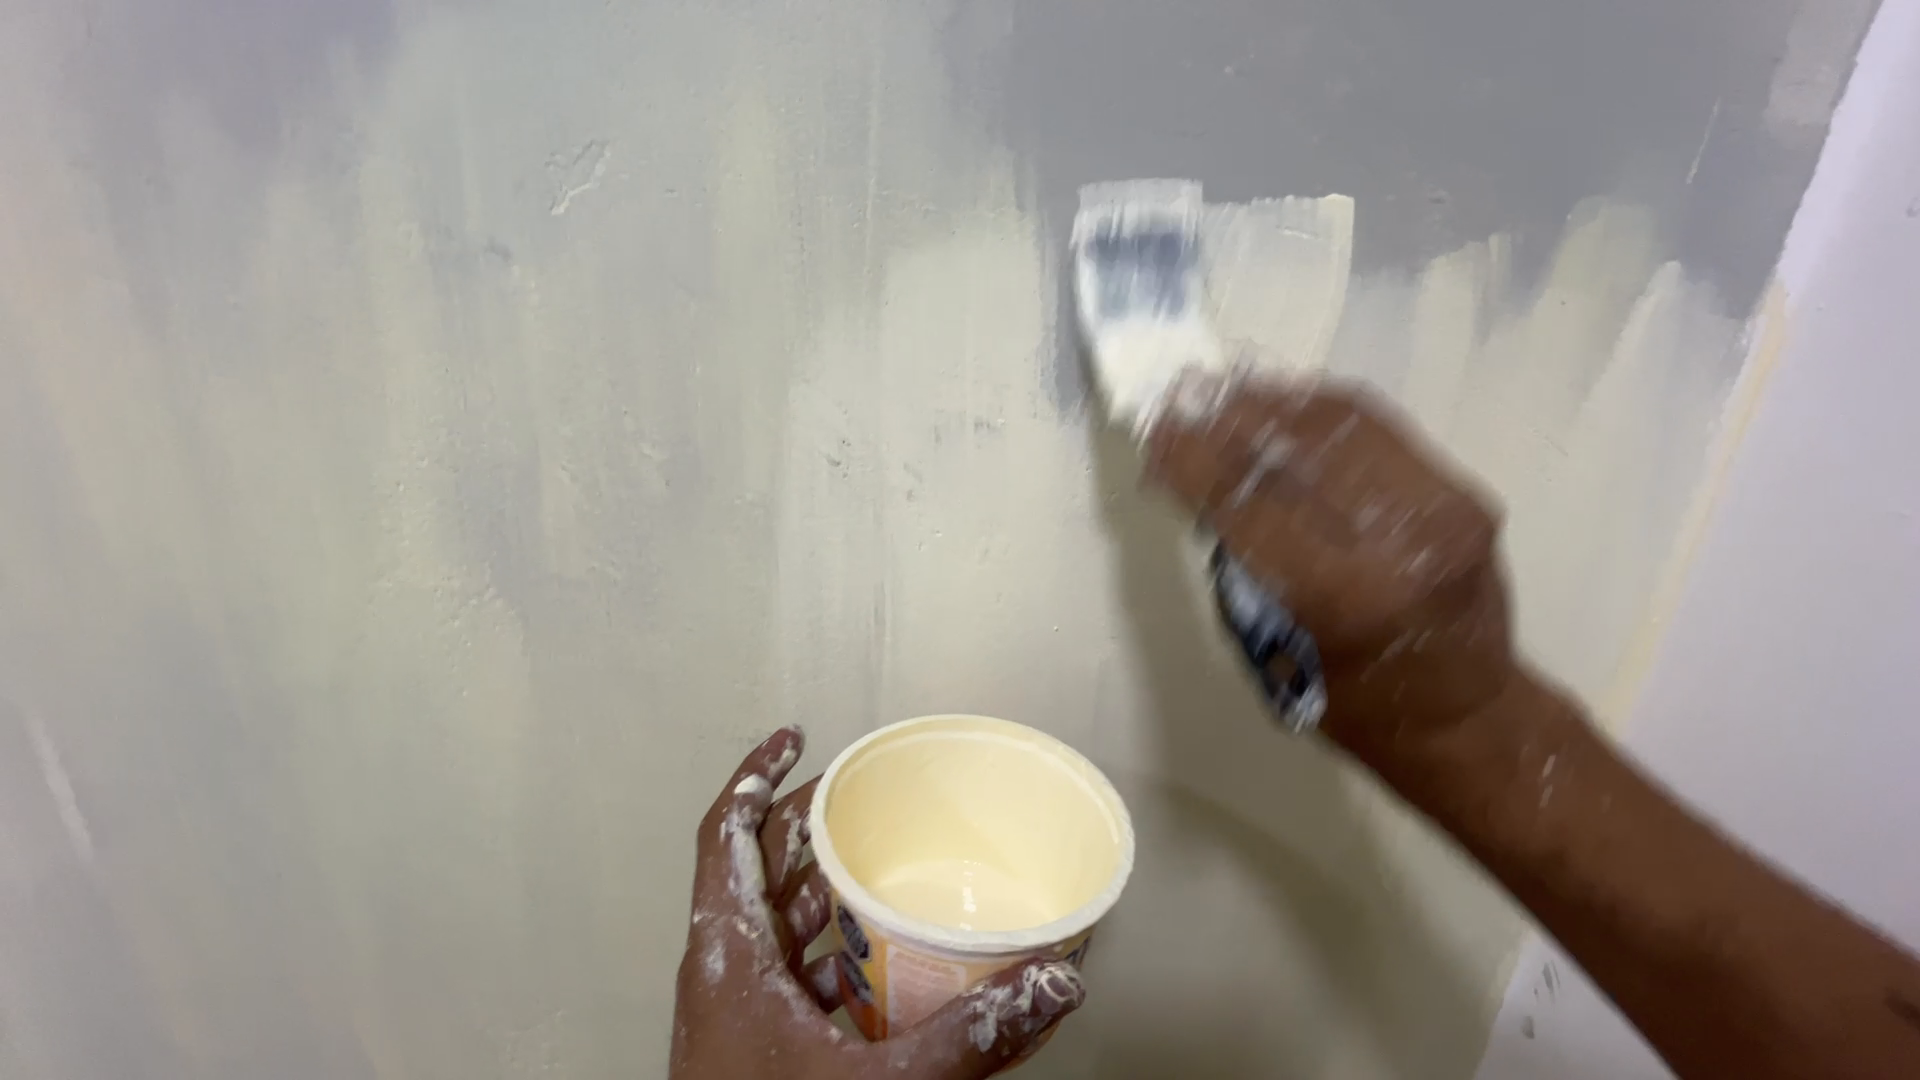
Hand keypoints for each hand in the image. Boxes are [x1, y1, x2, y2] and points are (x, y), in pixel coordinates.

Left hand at [669, 728, 1086, 1078]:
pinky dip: (835, 935)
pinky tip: (881, 943)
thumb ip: (967, 1036)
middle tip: (862, 788)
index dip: (754, 775)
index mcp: (728, 955)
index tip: (794, 735)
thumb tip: (1050, 982)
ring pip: (781, 910)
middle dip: (810, 816)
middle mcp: (728, 966)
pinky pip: (798, 959)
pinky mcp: (763, 1034)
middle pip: (761, 861)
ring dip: (824, 875)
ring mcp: (743, 1001)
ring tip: (878, 849)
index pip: (727, 834)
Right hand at [1145, 375, 1514, 751]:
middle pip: (1293, 452)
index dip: (1194, 460)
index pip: (1249, 503)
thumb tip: (1204, 487)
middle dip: (1224, 418)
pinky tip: (1278, 399)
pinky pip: (1377, 428)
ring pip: (1339, 425)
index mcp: (1344, 597)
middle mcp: (1400, 542)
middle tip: (1178, 396)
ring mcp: (1443, 508)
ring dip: (1270, 400)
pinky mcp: (1463, 490)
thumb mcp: (1272, 647)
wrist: (1466, 715)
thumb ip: (1243, 561)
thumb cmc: (1350, 702)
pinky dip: (1317, 407)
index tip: (1154, 432)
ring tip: (1220, 387)